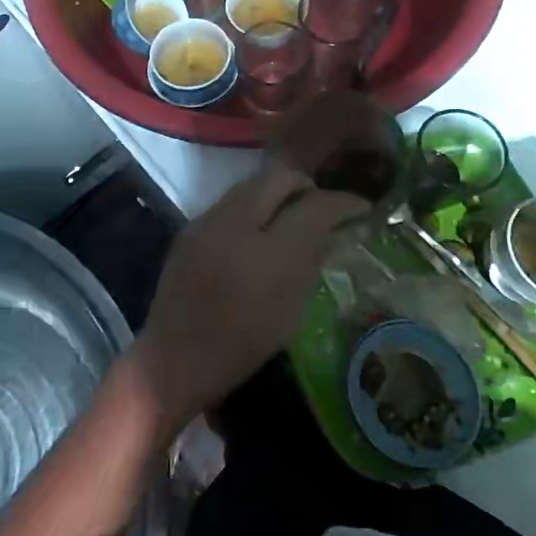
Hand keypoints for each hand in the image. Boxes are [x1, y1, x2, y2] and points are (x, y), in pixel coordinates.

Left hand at [128, 166, 369, 428]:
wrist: (175, 356)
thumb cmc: (241, 346)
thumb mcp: (291, 310)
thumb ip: (310, 262)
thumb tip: (330, 232)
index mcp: (267, 253)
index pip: (315, 206)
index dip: (344, 202)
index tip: (360, 208)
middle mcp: (234, 226)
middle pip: (278, 178)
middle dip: (307, 187)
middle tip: (322, 207)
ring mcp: (205, 223)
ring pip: (249, 185)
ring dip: (276, 192)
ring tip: (291, 215)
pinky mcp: (187, 229)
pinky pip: (227, 203)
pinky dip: (250, 206)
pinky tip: (257, 230)